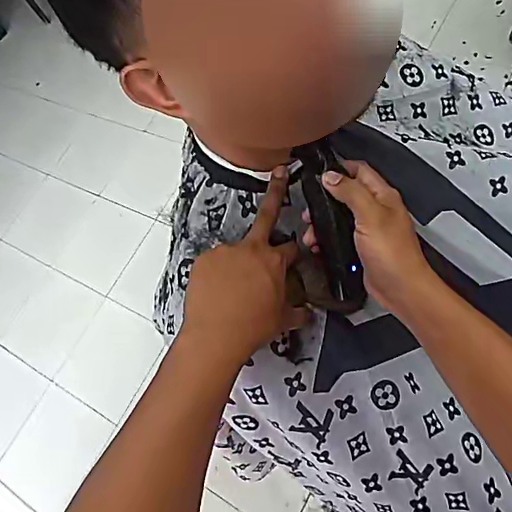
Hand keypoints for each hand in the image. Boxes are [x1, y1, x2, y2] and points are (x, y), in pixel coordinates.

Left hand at [183, 168, 308, 361]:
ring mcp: (225, 251)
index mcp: (275, 261)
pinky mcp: (204, 259)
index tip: (294, 256)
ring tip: (233, 289)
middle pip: (267, 214)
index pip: (293, 247)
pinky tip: (219, 290)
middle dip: (277, 191)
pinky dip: (217, 272)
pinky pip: (215, 262)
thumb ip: (298, 311)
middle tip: (280, 174)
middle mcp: (251, 249)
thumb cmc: (251, 327)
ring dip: (237, 262)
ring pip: (236, 251)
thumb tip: (307, 313)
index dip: (295, 253)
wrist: (215, 337)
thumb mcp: (284, 320)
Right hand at [308, 160, 441, 314]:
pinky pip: (342, 236)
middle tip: (312, 206)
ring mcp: (371, 229)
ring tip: (311, 228)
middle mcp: (379, 210)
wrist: (401, 288)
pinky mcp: (364, 247)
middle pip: (348, 193)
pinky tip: (320, 244)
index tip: (320, 173)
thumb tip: (332, 176)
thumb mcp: (370, 215)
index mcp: (384, 196)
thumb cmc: (395, 255)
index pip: (360, 170)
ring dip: (324, 220)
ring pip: (342, 216)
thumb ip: (351, 192)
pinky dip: (329, 238)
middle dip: (326, 198)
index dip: (340, 168)